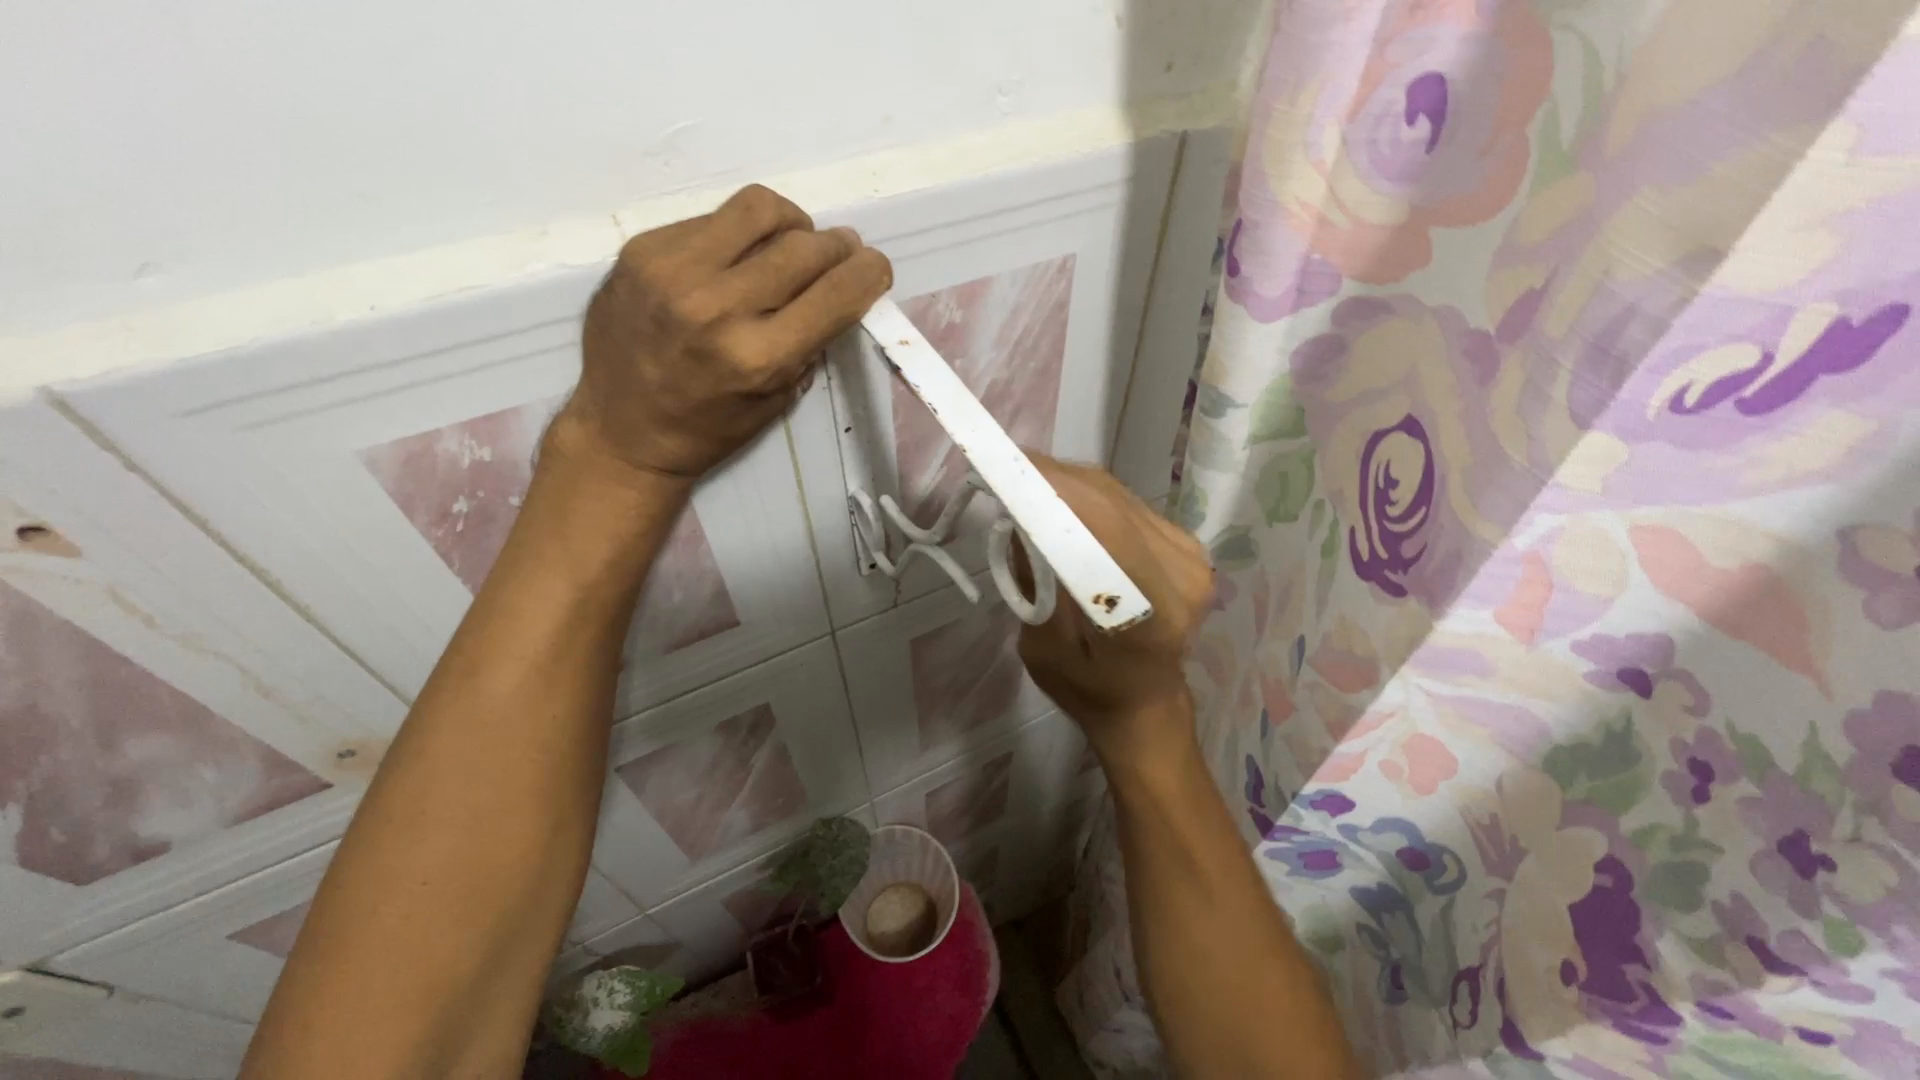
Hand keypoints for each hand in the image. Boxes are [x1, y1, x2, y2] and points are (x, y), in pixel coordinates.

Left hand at [550, 185, 892, 480]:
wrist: (620, 430)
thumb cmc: (709, 429)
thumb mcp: (776, 398)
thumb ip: (811, 341)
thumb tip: (841, 285)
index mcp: (757, 358)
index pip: (837, 292)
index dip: (870, 273)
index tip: (875, 269)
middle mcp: (716, 307)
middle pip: (806, 246)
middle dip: (837, 248)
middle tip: (837, 256)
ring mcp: (674, 271)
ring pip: (761, 209)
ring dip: (792, 224)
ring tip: (789, 244)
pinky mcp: (643, 249)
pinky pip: (714, 217)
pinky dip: (739, 234)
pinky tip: (733, 259)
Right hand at [1015, 456, 1213, 763]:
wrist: (1143, 702)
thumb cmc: (1088, 688)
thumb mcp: (1044, 647)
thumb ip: (1038, 584)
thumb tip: (1020, 517)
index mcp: (1155, 608)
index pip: (1104, 527)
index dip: (1054, 491)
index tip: (1007, 469)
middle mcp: (1183, 570)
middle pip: (1111, 501)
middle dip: (1053, 481)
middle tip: (1004, 472)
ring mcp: (1190, 552)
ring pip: (1117, 494)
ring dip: (1068, 484)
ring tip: (1025, 484)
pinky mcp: (1183, 542)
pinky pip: (1126, 503)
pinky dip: (1087, 496)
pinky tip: (1059, 502)